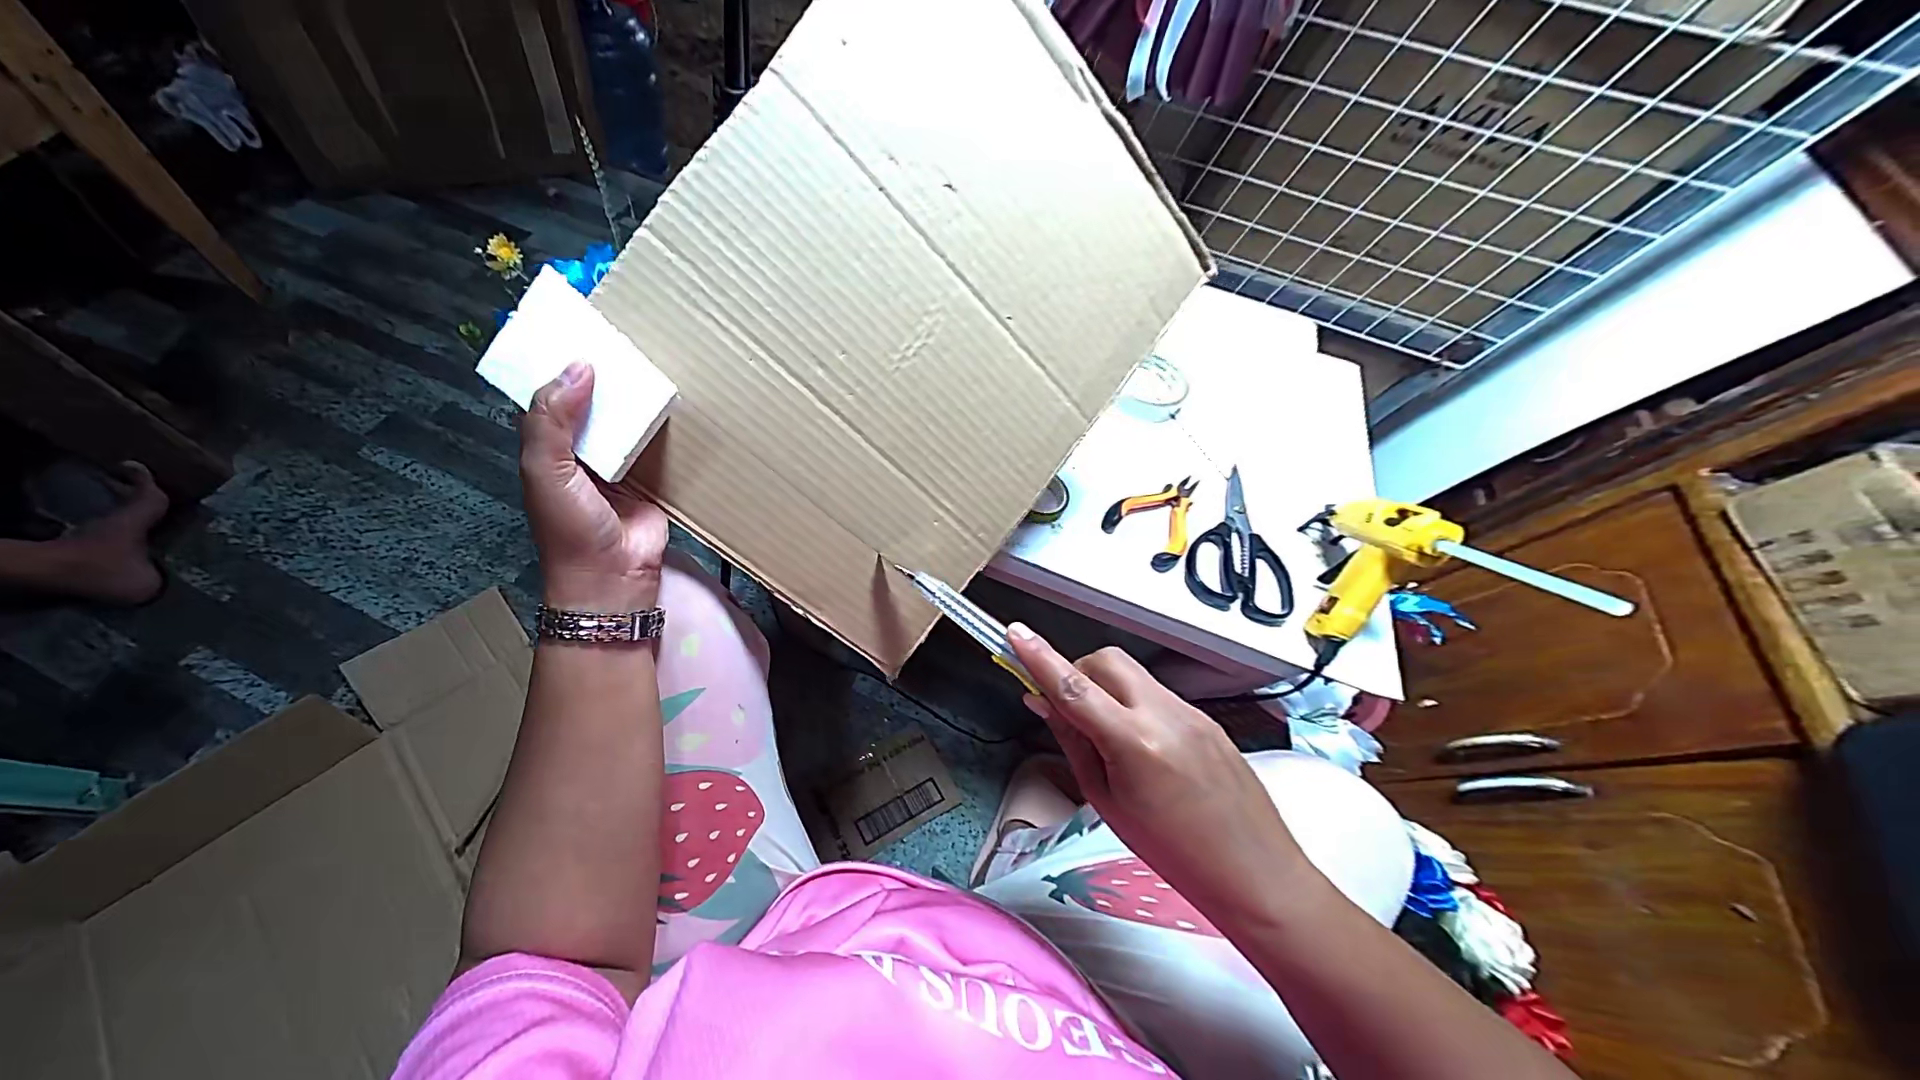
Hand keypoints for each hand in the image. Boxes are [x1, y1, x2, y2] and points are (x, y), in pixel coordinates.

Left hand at [521, 362, 669, 610]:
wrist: (615, 575)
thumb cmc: (570, 529)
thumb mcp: (545, 470)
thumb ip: (551, 421)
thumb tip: (579, 368)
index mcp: (549, 448)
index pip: (553, 398)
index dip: (562, 367)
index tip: (579, 332)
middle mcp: (584, 452)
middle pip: (595, 405)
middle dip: (607, 378)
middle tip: (626, 341)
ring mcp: (622, 465)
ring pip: (628, 422)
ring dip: (638, 401)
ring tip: (654, 365)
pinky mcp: (655, 477)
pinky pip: (660, 446)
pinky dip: (666, 428)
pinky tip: (678, 405)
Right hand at [1008, 624, 1323, 924]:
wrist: (1254, 873)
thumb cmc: (1181, 855)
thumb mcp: (1107, 803)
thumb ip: (1074, 743)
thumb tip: (1047, 706)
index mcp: (1136, 744)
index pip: (1073, 685)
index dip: (1037, 656)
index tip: (1017, 634)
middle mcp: (1166, 717)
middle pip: (1105, 660)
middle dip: (1076, 671)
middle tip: (1065, 707)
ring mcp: (1190, 713)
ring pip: (1130, 673)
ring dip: (1104, 688)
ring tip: (1104, 734)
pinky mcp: (1205, 716)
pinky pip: (1155, 692)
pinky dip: (1132, 702)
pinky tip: (1135, 743)